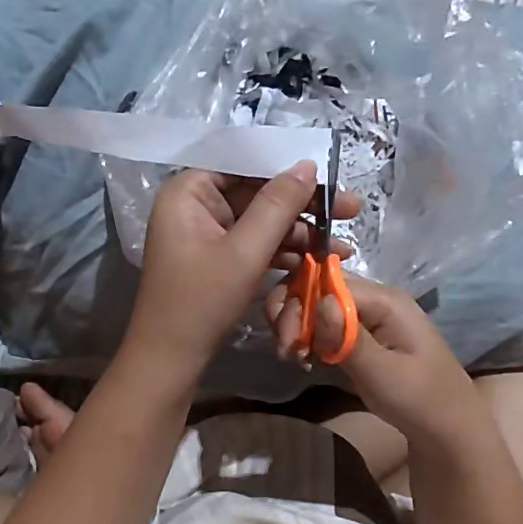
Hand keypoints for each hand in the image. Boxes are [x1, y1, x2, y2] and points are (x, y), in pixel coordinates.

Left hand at [126, 163, 357, 371]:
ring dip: (300, 231)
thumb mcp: (245, 251)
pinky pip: (254, 243)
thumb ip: (278, 204)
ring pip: (260, 220)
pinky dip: (284, 251)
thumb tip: (307, 164)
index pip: (242, 163)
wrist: (170, 361)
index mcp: (188, 192)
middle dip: (303, 203)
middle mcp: (193, 206)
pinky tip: (321, 259)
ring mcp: (205, 234)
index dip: (286, 166)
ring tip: (344, 243)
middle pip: (255, 191)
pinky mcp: (217, 259)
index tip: (328, 174)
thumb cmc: (201, 301)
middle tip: (352, 208)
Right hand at [266, 272, 473, 440]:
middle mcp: (374, 300)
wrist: (446, 429)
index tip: (287, 340)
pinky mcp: (361, 335)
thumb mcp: (382, 373)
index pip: (327, 282)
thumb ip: (349, 337)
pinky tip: (305, 360)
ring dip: (297, 327)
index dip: (300, 304)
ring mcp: (368, 317)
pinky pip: (325, 325)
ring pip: (317, 306)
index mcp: (384, 300)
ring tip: (294, 358)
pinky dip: (309, 339)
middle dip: (293, 313)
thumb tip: (319, 301)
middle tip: (285, 351)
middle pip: (319, 288)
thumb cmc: (419, 400)